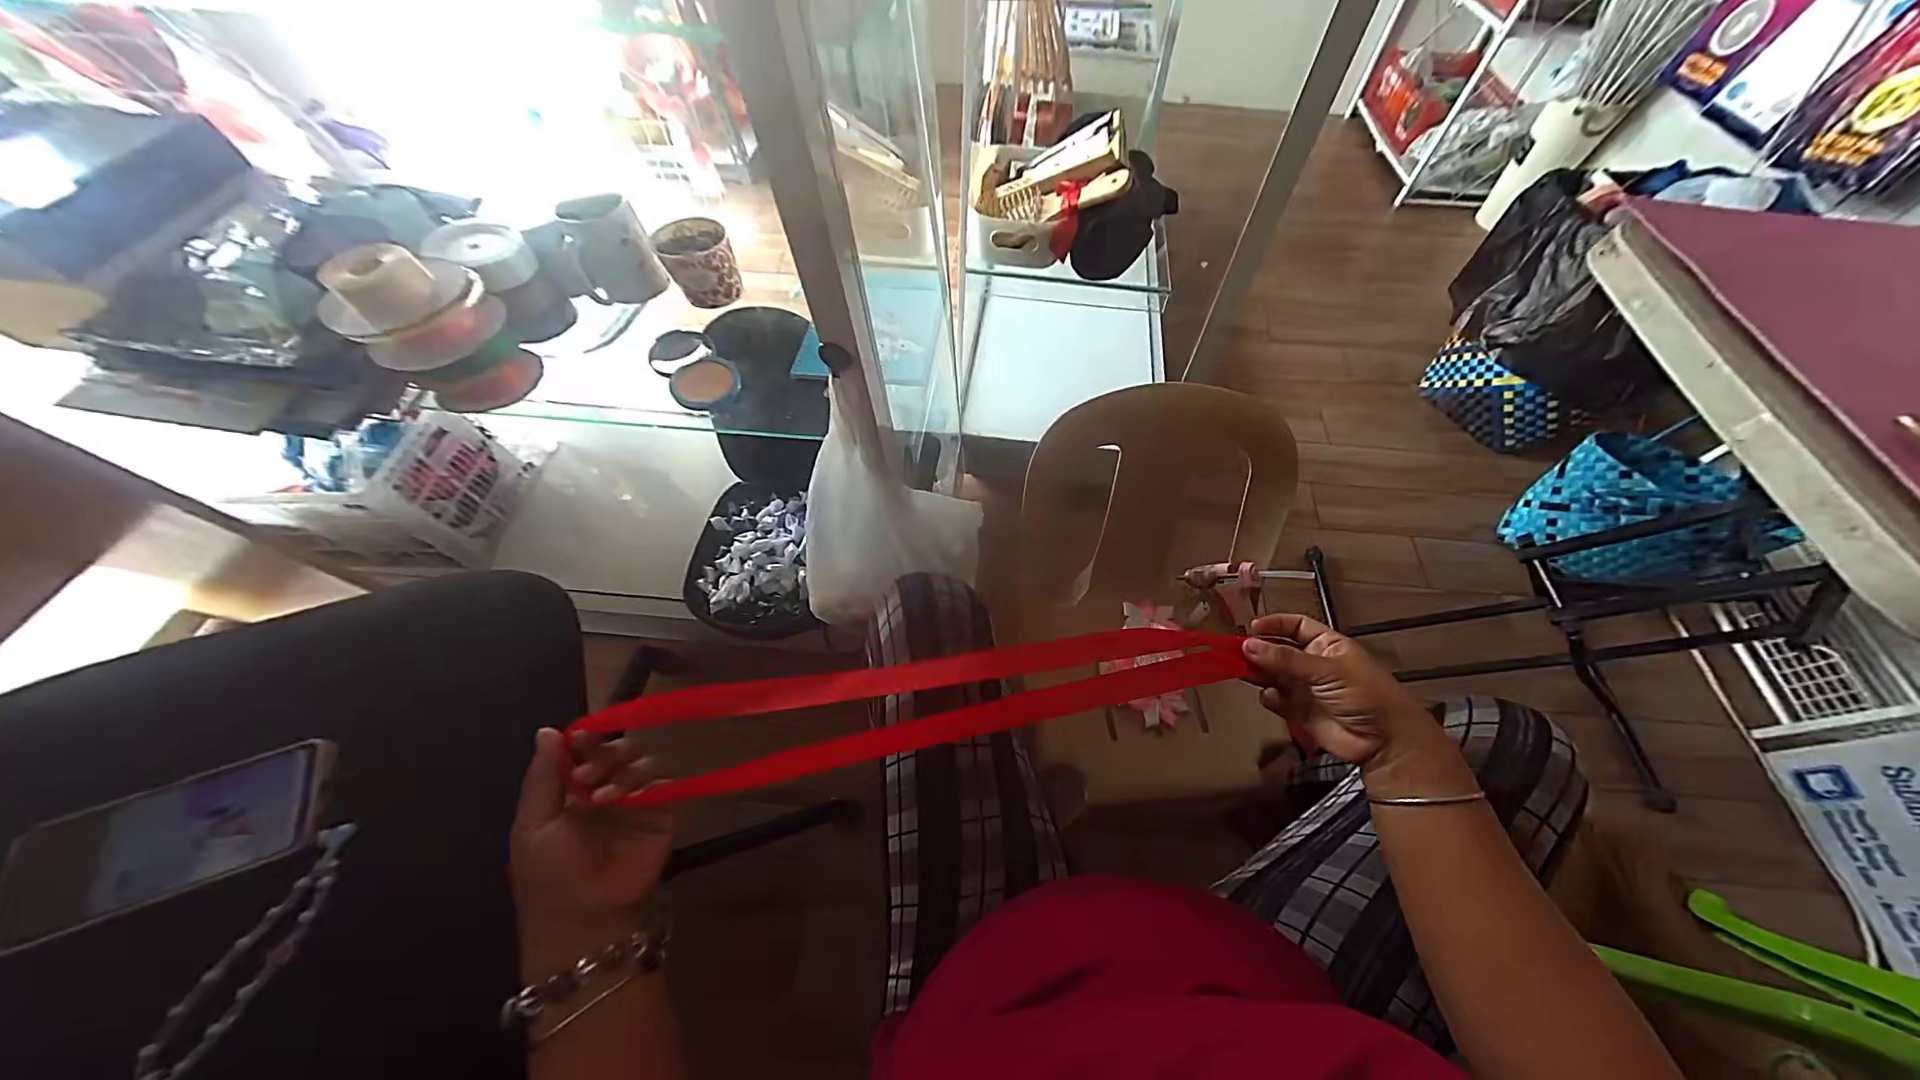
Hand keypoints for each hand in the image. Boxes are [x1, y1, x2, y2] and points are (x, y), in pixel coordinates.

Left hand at [510, 728, 672, 975]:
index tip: (579, 737)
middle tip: (586, 772)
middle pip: (616, 749)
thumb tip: (547, 730)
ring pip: (640, 760)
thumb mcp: (532, 825)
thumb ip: (543, 776)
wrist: (582, 917)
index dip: (583, 739)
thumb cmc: (547, 875)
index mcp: (572, 793)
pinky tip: (619, 800)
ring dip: (619, 768)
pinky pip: (661, 780)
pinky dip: (641, 781)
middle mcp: (606, 790)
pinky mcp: (661, 811)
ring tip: (599, 796)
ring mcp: (636, 801)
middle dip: (603, 752)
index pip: (584, 751)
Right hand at [1240, 613, 1436, 766]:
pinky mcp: (1299, 710)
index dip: (1274, 624)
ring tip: (1244, 671)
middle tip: (1237, 651)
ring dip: (1258, 672)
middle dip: (1259, 650)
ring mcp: (1305, 687)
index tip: (1252, 628)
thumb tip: (1249, 644)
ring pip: (1272, 674)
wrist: (1385, 742)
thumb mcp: (1326, 669)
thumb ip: (1285, 658)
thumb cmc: (1368, 696)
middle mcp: (1313, 664)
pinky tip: (1273, 698)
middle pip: (1278, 650)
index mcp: (1327, 645)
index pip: (1295, 626)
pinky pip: (1275, 699)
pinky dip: (1270, 698)